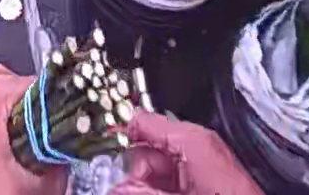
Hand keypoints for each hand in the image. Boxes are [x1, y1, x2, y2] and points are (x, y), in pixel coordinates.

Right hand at [115, 112, 259, 194]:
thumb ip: (144, 191)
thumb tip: (117, 187)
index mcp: (191, 138)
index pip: (147, 121)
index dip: (122, 132)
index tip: (103, 145)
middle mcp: (197, 144)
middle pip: (150, 150)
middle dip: (134, 173)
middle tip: (123, 189)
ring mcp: (202, 163)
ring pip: (160, 168)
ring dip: (146, 183)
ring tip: (138, 193)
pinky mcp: (205, 179)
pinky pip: (174, 178)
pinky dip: (161, 188)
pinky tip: (154, 194)